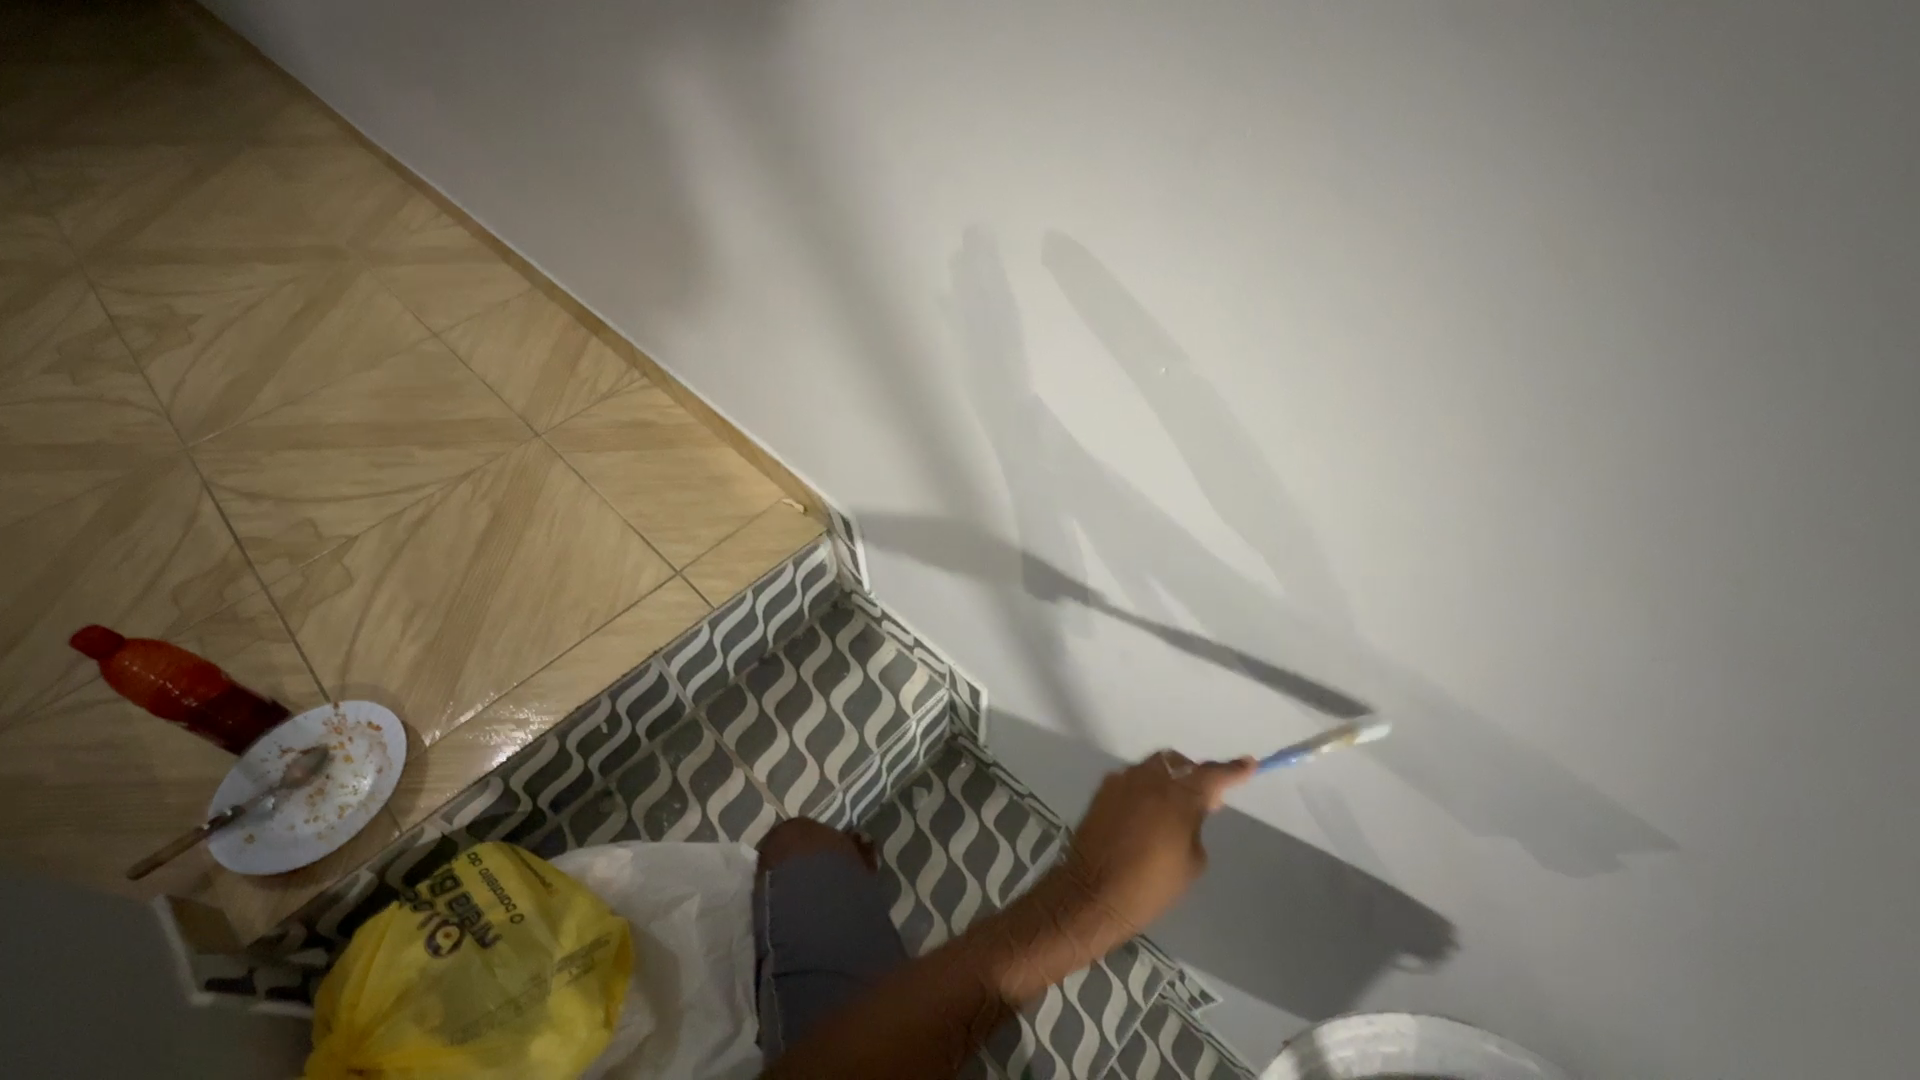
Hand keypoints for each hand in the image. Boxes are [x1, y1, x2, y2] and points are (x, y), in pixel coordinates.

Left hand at [1039, 750, 1254, 955]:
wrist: (1093, 894)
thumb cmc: (1151, 886)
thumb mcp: (1191, 861)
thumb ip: (1196, 825)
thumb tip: (1192, 809)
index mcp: (1178, 797)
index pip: (1213, 775)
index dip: (1233, 770)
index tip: (1249, 764)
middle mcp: (1149, 780)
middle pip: (1177, 763)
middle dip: (1193, 774)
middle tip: (1202, 799)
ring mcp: (1121, 782)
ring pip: (1152, 768)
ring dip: (1166, 780)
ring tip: (1171, 809)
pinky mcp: (1101, 793)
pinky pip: (1130, 781)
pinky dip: (1144, 790)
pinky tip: (1144, 815)